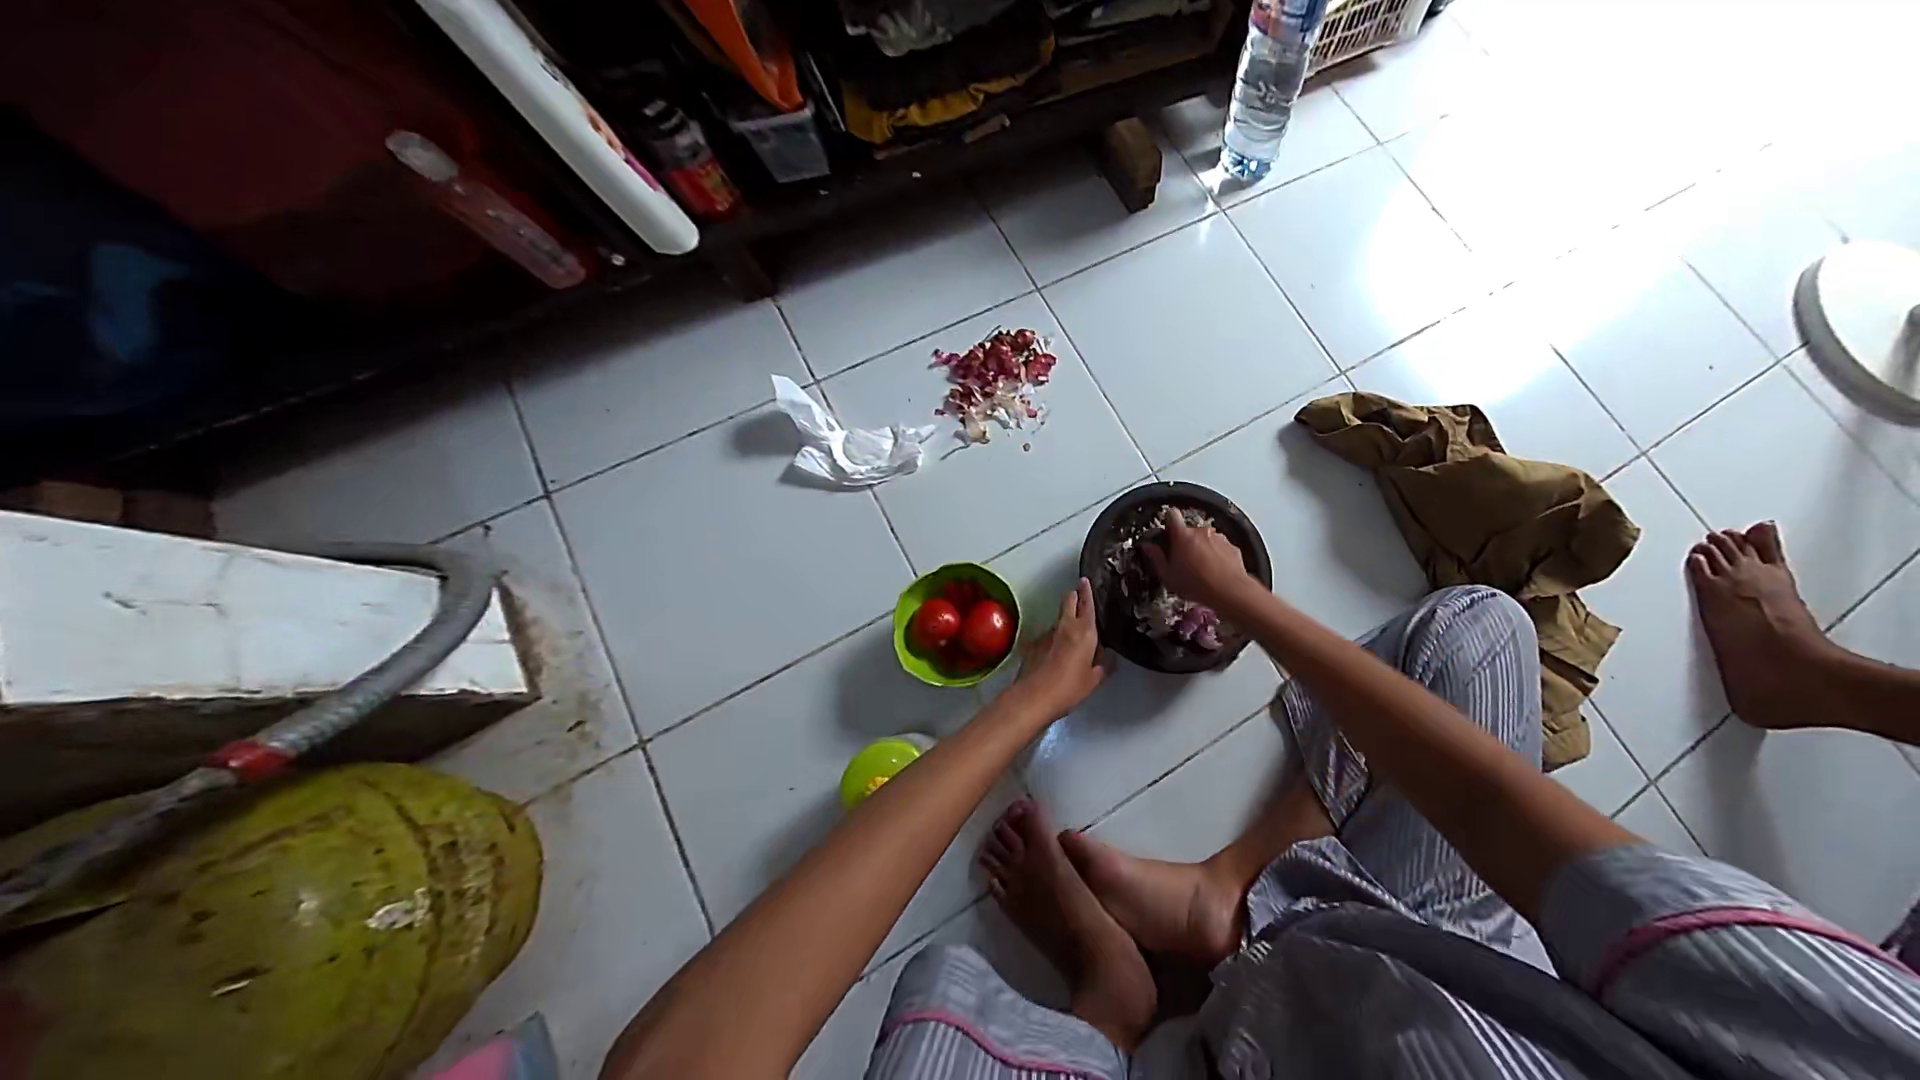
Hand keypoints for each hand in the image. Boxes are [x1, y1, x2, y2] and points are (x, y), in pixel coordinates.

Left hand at [1008, 578, 1106, 721]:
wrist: (1034, 696)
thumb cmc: (1069, 688)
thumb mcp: (1093, 680)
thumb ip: (1102, 666)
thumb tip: (1108, 660)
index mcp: (1084, 632)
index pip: (1086, 604)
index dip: (1086, 591)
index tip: (1084, 581)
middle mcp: (1065, 627)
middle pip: (1068, 603)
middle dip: (1073, 597)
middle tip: (1077, 596)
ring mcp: (1046, 635)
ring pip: (1058, 620)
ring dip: (1064, 620)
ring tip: (1071, 631)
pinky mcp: (1033, 645)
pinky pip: (1047, 636)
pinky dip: (1053, 638)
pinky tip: (1056, 651)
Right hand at [1143, 507, 1257, 610]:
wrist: (1229, 592)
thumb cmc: (1196, 585)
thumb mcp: (1167, 576)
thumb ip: (1156, 558)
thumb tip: (1148, 547)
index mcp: (1182, 536)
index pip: (1172, 515)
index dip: (1168, 521)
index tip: (1167, 531)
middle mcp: (1201, 532)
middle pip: (1189, 531)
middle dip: (1185, 543)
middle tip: (1183, 561)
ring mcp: (1218, 538)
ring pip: (1205, 539)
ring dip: (1202, 549)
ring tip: (1200, 570)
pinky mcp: (1231, 547)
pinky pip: (1220, 548)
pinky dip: (1216, 556)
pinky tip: (1214, 572)